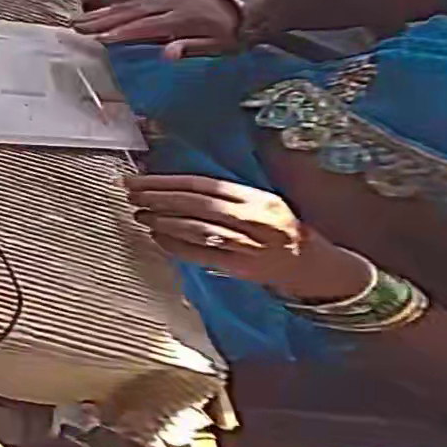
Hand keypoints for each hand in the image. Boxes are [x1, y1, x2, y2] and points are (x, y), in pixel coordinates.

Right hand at [72, 0, 241, 58]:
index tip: (100, 39)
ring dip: (100, 12)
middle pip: (130, 12)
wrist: (246, 8)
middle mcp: (169, 5)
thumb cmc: (231, 33)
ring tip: (78, 20)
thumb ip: (192, 48)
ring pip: (126, 4)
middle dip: (102, 20)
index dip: (123, 32)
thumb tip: (168, 55)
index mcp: (184, 19)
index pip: (147, 26)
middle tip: (77, 28)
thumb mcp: (220, 46)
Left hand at [126, 175, 371, 298]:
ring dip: (162, 221)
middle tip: (131, 195)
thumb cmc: (277, 229)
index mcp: (259, 198)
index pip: (202, 184)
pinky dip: (173, 244)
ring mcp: (250, 245)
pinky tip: (156, 237)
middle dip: (157, 198)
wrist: (315, 266)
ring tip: (140, 214)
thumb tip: (165, 185)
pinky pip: (199, 253)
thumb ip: (219, 195)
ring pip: (197, 228)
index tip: (136, 180)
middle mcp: (257, 220)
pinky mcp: (242, 267)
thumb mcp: (257, 203)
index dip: (163, 181)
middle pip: (196, 204)